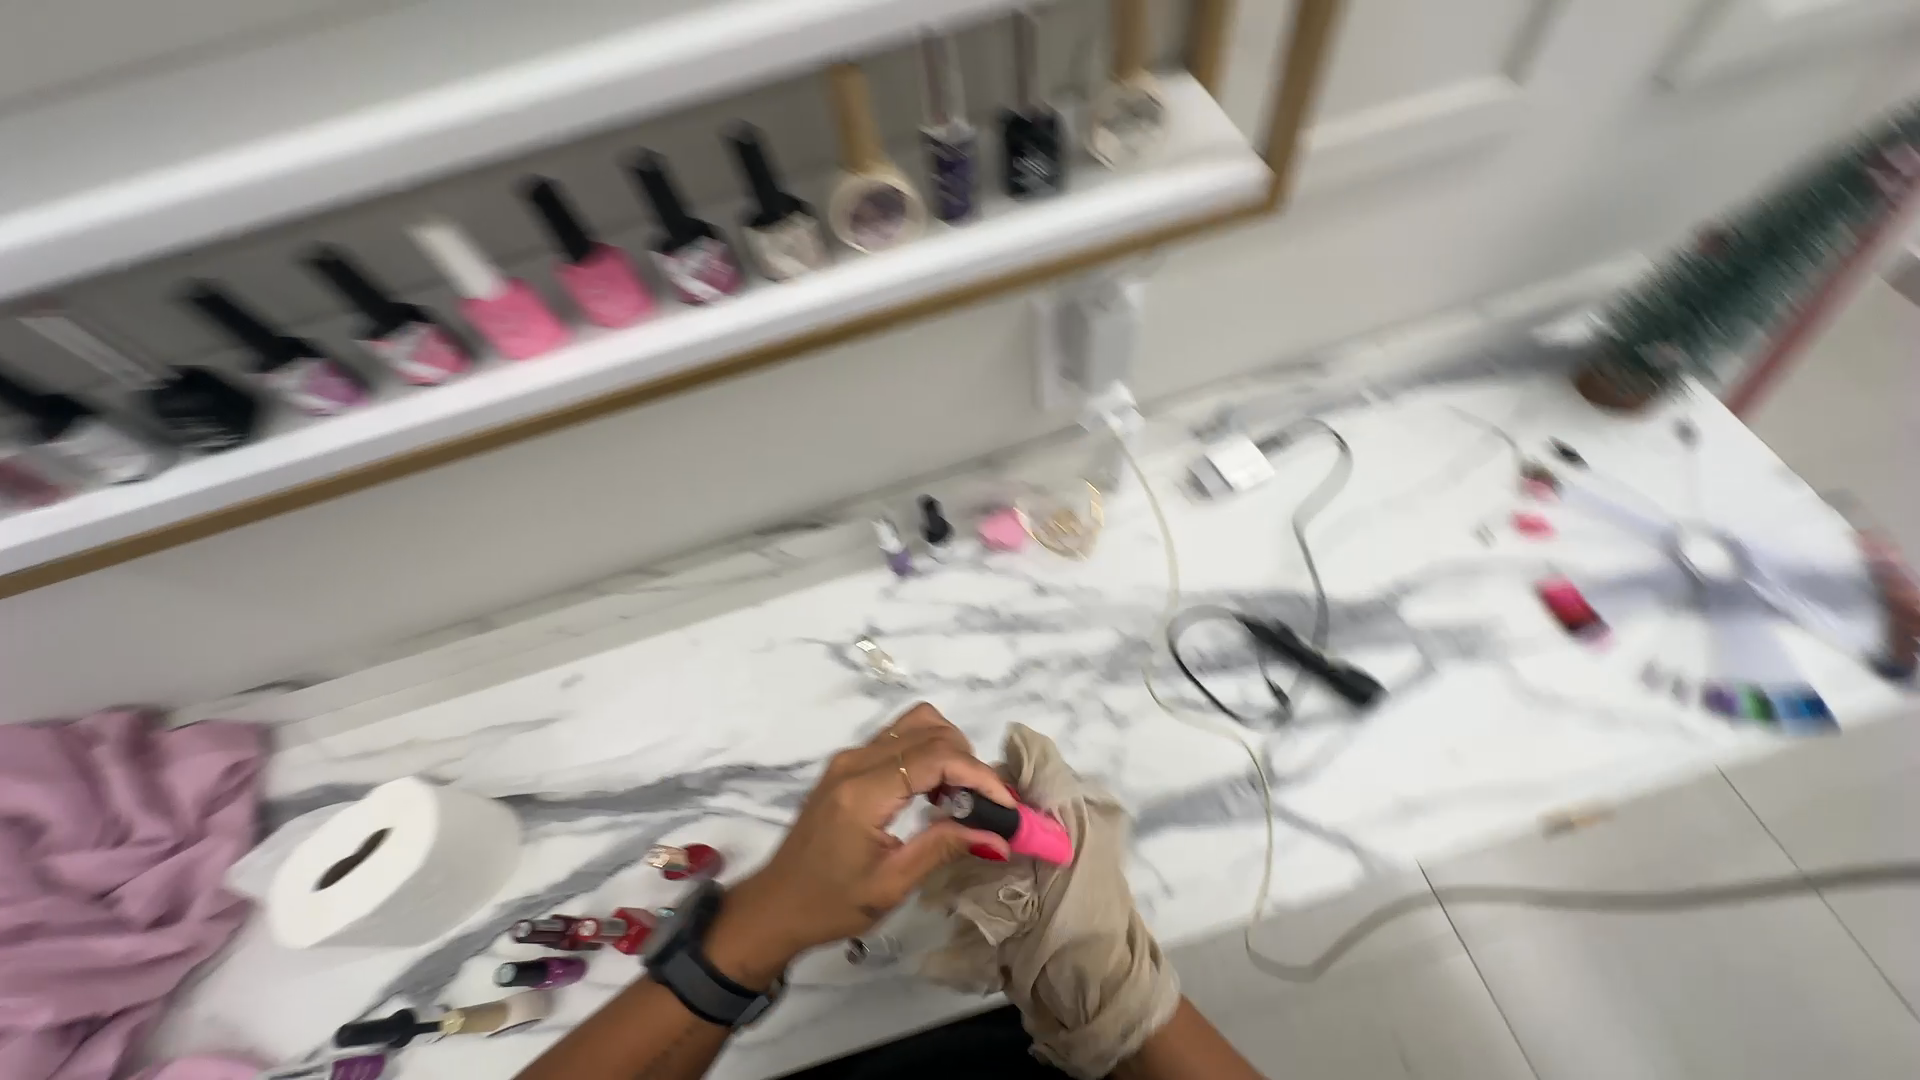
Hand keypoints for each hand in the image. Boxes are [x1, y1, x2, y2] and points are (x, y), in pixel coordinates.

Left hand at [709, 704, 1015, 982]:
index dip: (978, 774)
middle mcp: (855, 762)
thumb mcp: (890, 885)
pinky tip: (937, 793)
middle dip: (968, 760)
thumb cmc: (829, 905)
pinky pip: (899, 739)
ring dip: (949, 750)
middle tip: (986, 803)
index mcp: (863, 792)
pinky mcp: (848, 764)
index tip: (1006, 805)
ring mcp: (849, 758)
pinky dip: (928, 753)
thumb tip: (999, 835)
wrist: (773, 907)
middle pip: (929, 728)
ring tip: (962, 796)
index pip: (935, 757)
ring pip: (915, 724)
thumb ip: (943, 848)